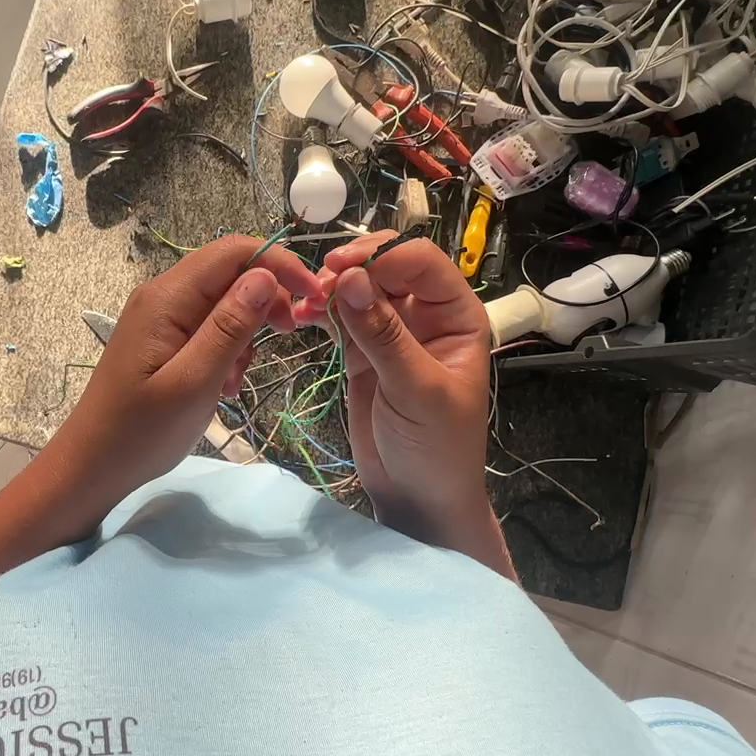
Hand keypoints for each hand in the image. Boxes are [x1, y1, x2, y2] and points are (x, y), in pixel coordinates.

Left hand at [44, 234, 322, 512]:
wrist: (93, 465)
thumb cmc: (141, 432)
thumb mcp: (194, 382)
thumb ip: (230, 327)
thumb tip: (266, 277)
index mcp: (167, 298)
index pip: (233, 252)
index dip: (279, 265)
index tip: (313, 298)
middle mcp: (163, 296)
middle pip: (231, 273)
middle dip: (267, 300)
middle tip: (287, 338)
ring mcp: (161, 318)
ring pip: (224, 302)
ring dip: (246, 333)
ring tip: (236, 380)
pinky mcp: (163, 339)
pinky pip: (208, 327)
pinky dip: (227, 350)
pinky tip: (223, 386)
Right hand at [313, 231, 509, 575]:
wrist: (418, 497)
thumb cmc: (436, 446)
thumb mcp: (416, 390)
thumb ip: (383, 334)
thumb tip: (349, 279)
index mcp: (455, 316)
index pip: (421, 263)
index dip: (383, 258)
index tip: (342, 271)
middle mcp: (424, 316)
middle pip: (387, 267)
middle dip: (354, 267)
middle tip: (319, 281)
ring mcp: (390, 334)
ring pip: (359, 289)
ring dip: (330, 288)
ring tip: (303, 302)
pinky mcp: (361, 354)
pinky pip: (340, 319)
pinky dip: (319, 312)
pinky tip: (300, 316)